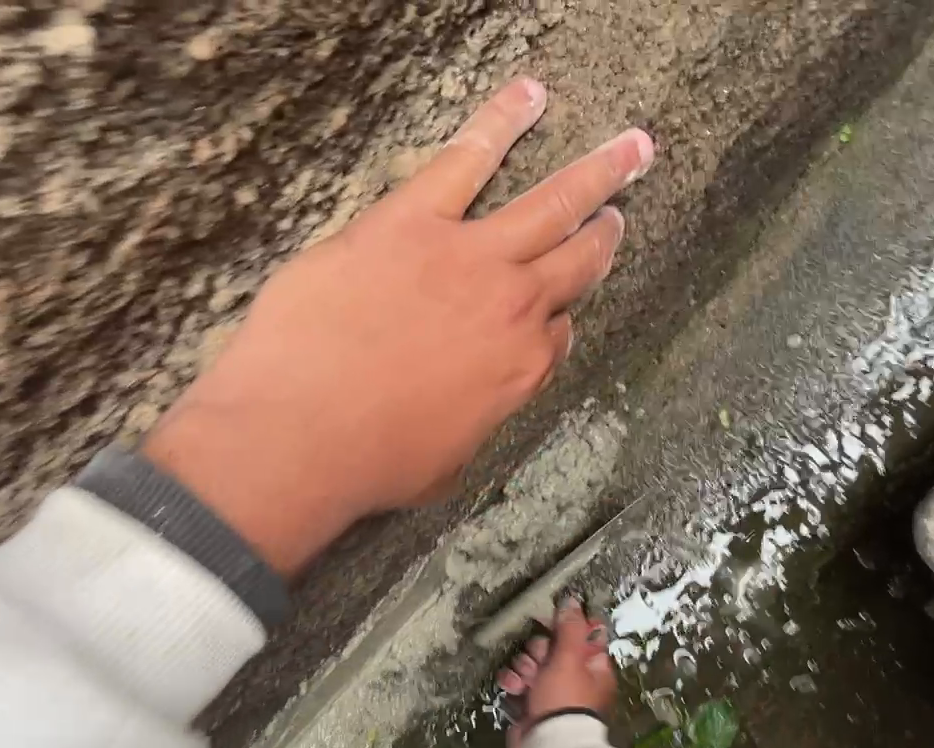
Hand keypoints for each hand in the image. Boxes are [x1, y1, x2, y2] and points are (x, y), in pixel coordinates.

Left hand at [142, 78, 655, 576]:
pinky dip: (500, 121)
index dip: (554, 321)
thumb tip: (464, 412)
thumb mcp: (443, 466)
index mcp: (520, 370)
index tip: (551, 313)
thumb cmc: (370, 462)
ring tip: (629, 145)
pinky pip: (466, 158)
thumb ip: (469, 425)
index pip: (556, 333)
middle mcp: (513, 308)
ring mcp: (469, 258)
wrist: (304, 432)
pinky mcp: (412, 222)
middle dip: (606, 232)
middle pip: (575, 261)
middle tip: (623, 209)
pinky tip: (528, 94)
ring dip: (595, 172)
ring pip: (550, 204)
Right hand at [496, 596, 615, 747]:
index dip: (563, 629)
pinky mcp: (531, 702)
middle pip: (549, 647)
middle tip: (540, 663)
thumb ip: (570, 627)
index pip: (579, 636)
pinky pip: (518, 681)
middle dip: (538, 652)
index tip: (551, 626)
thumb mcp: (570, 658)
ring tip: (526, 682)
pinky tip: (515, 689)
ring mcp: (551, 691)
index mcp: (593, 668)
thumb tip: (572, 600)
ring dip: (523, 669)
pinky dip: (514, 683)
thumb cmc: (565, 697)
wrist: (546, 743)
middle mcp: (574, 678)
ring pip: (530, 662)